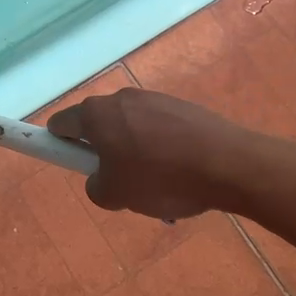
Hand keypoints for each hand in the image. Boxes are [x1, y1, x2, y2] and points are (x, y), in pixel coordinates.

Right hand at [47, 88, 260, 220]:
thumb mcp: (117, 196)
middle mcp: (119, 99)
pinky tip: (188, 173)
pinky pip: (164, 128)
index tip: (79, 165)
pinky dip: (167, 147)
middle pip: (100, 125)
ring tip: (165, 182)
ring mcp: (155, 100)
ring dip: (139, 150)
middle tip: (126, 181)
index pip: (61, 124)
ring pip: (134, 127)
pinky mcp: (186, 107)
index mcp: (95, 114)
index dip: (62, 145)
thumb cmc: (163, 178)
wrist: (235, 166)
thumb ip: (95, 187)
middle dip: (106, 150)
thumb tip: (101, 180)